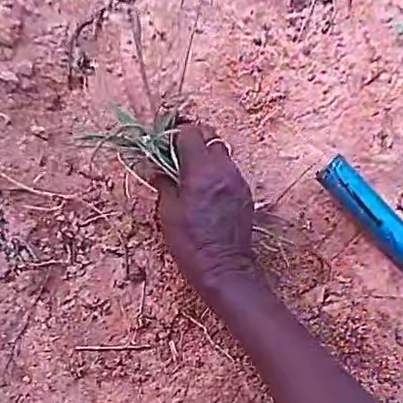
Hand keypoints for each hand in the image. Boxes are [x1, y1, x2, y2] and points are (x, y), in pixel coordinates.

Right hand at [155, 123, 257, 292]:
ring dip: (206, 156)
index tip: (164, 144)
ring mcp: (237, 181)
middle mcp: (223, 170)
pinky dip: (217, 172)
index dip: (174, 134)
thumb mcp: (168, 214)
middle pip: (209, 136)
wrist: (224, 269)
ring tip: (191, 173)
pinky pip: (230, 171)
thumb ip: (163, 184)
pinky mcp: (245, 194)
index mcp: (200, 171)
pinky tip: (206, 189)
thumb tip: (156, 170)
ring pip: (222, 153)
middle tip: (177, 153)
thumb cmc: (191, 244)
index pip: (189, 133)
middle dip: (192, 139)